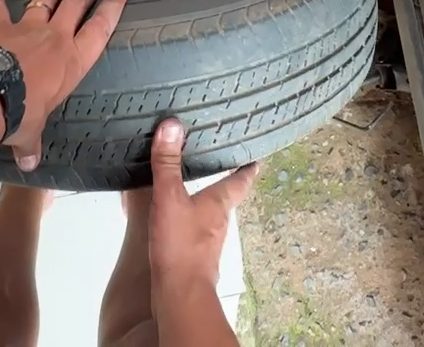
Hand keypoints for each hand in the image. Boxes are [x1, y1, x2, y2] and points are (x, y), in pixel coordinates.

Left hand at [0, 0, 127, 170]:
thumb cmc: (21, 114)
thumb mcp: (31, 131)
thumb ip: (32, 143)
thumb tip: (29, 164)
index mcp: (73, 60)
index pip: (100, 29)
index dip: (112, 8)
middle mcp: (55, 37)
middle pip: (76, 5)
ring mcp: (27, 28)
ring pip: (44, 1)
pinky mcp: (0, 27)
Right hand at [145, 119, 256, 295]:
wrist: (179, 295)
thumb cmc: (180, 248)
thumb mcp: (169, 196)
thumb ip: (168, 163)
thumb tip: (172, 128)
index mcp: (218, 203)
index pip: (239, 180)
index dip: (247, 168)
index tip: (255, 158)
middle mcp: (217, 221)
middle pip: (225, 198)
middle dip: (223, 183)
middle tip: (220, 168)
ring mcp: (207, 241)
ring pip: (209, 216)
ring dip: (203, 204)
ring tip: (192, 191)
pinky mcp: (194, 258)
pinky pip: (193, 233)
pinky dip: (187, 223)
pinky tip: (174, 222)